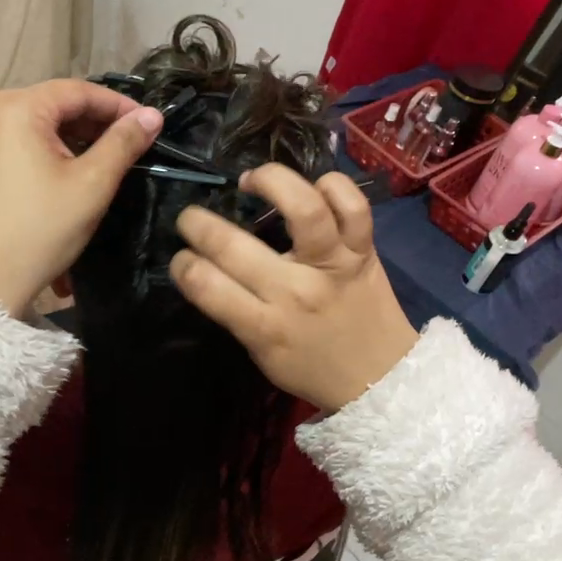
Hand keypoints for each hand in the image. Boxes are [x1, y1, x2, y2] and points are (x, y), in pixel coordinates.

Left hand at [0, 80, 162, 314]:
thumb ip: (123, 144)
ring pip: (38, 126)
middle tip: (132, 144)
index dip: (118, 105)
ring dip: (75, 139)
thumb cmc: (41, 229)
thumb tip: (151, 115)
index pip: (78, 90)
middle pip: (55, 105)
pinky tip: (72, 173)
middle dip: (96, 122)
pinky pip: (20, 144)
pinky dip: (50, 152)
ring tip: (107, 161)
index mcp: (17, 107)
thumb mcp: (91, 184)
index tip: (148, 124)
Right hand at [170, 165, 417, 410]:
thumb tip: (206, 270)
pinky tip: (312, 187)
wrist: (381, 379)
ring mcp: (333, 266)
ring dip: (269, 182)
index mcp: (264, 326)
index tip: (180, 258)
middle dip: (198, 224)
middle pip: (234, 246)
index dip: (182, 265)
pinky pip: (353, 206)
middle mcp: (296, 291)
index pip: (207, 287)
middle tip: (190, 218)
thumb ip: (236, 313)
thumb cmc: (312, 368)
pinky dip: (333, 186)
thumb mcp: (262, 354)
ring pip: (304, 209)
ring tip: (251, 180)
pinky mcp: (364, 250)